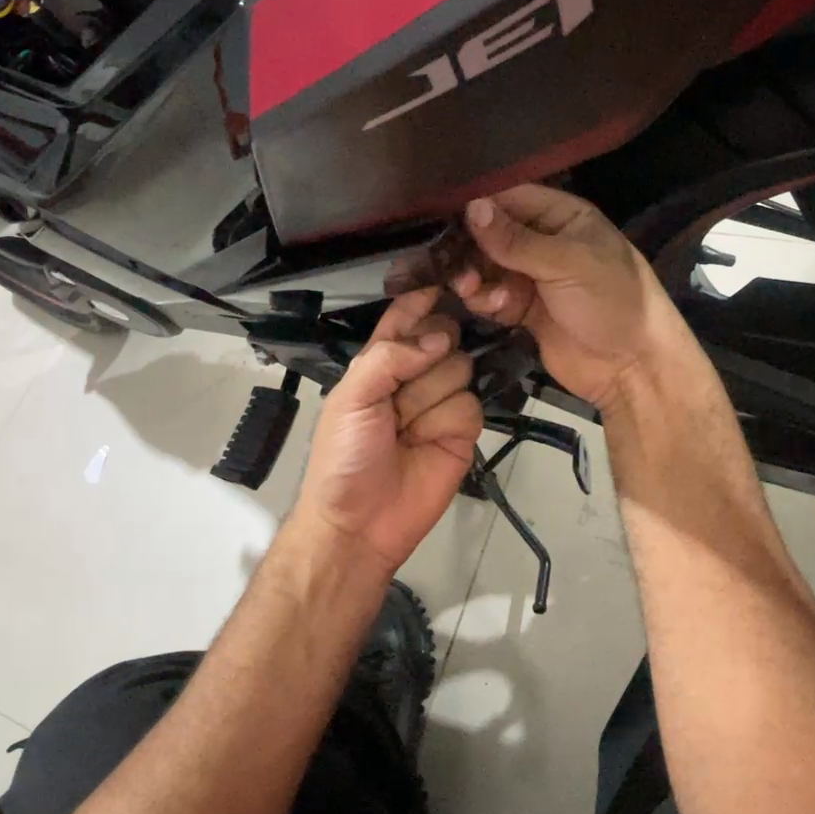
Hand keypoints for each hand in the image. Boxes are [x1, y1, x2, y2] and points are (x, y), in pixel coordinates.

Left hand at [293, 288, 483, 571]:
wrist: (359, 524)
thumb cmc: (343, 457)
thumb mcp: (350, 398)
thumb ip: (389, 356)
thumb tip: (439, 336)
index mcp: (381, 362)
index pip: (407, 317)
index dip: (422, 303)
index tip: (442, 289)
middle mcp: (415, 377)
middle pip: (445, 338)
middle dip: (427, 359)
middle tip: (403, 388)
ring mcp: (441, 404)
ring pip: (461, 371)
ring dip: (429, 400)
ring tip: (405, 430)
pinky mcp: (463, 433)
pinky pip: (471, 407)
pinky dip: (447, 424)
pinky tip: (426, 444)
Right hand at [452, 184, 686, 411]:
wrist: (631, 367)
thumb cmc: (609, 301)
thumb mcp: (566, 263)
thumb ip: (516, 239)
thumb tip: (472, 207)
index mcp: (563, 217)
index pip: (512, 197)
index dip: (479, 205)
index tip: (444, 216)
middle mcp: (546, 242)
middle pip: (493, 234)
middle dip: (472, 247)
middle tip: (453, 263)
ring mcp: (534, 278)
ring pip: (488, 267)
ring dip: (476, 277)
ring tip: (473, 290)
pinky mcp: (525, 311)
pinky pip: (493, 297)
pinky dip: (487, 301)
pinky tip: (494, 309)